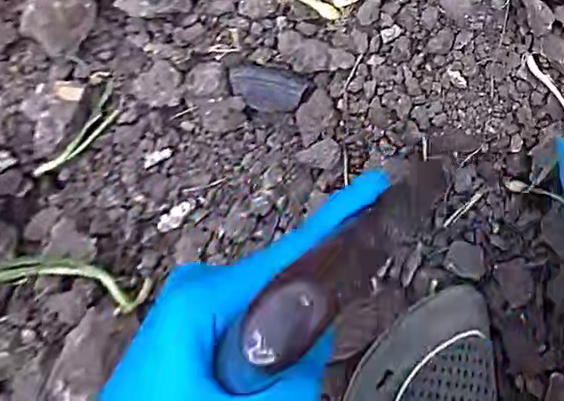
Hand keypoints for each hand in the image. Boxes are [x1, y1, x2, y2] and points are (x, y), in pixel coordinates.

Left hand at [101, 169, 391, 400]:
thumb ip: (299, 372)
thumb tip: (322, 342)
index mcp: (203, 298)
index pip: (294, 247)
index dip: (342, 214)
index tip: (377, 183)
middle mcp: (196, 288)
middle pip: (284, 281)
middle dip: (307, 314)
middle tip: (287, 374)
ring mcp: (189, 306)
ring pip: (266, 308)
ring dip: (279, 341)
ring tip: (256, 390)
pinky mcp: (186, 328)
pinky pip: (245, 323)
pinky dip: (260, 348)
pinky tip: (250, 383)